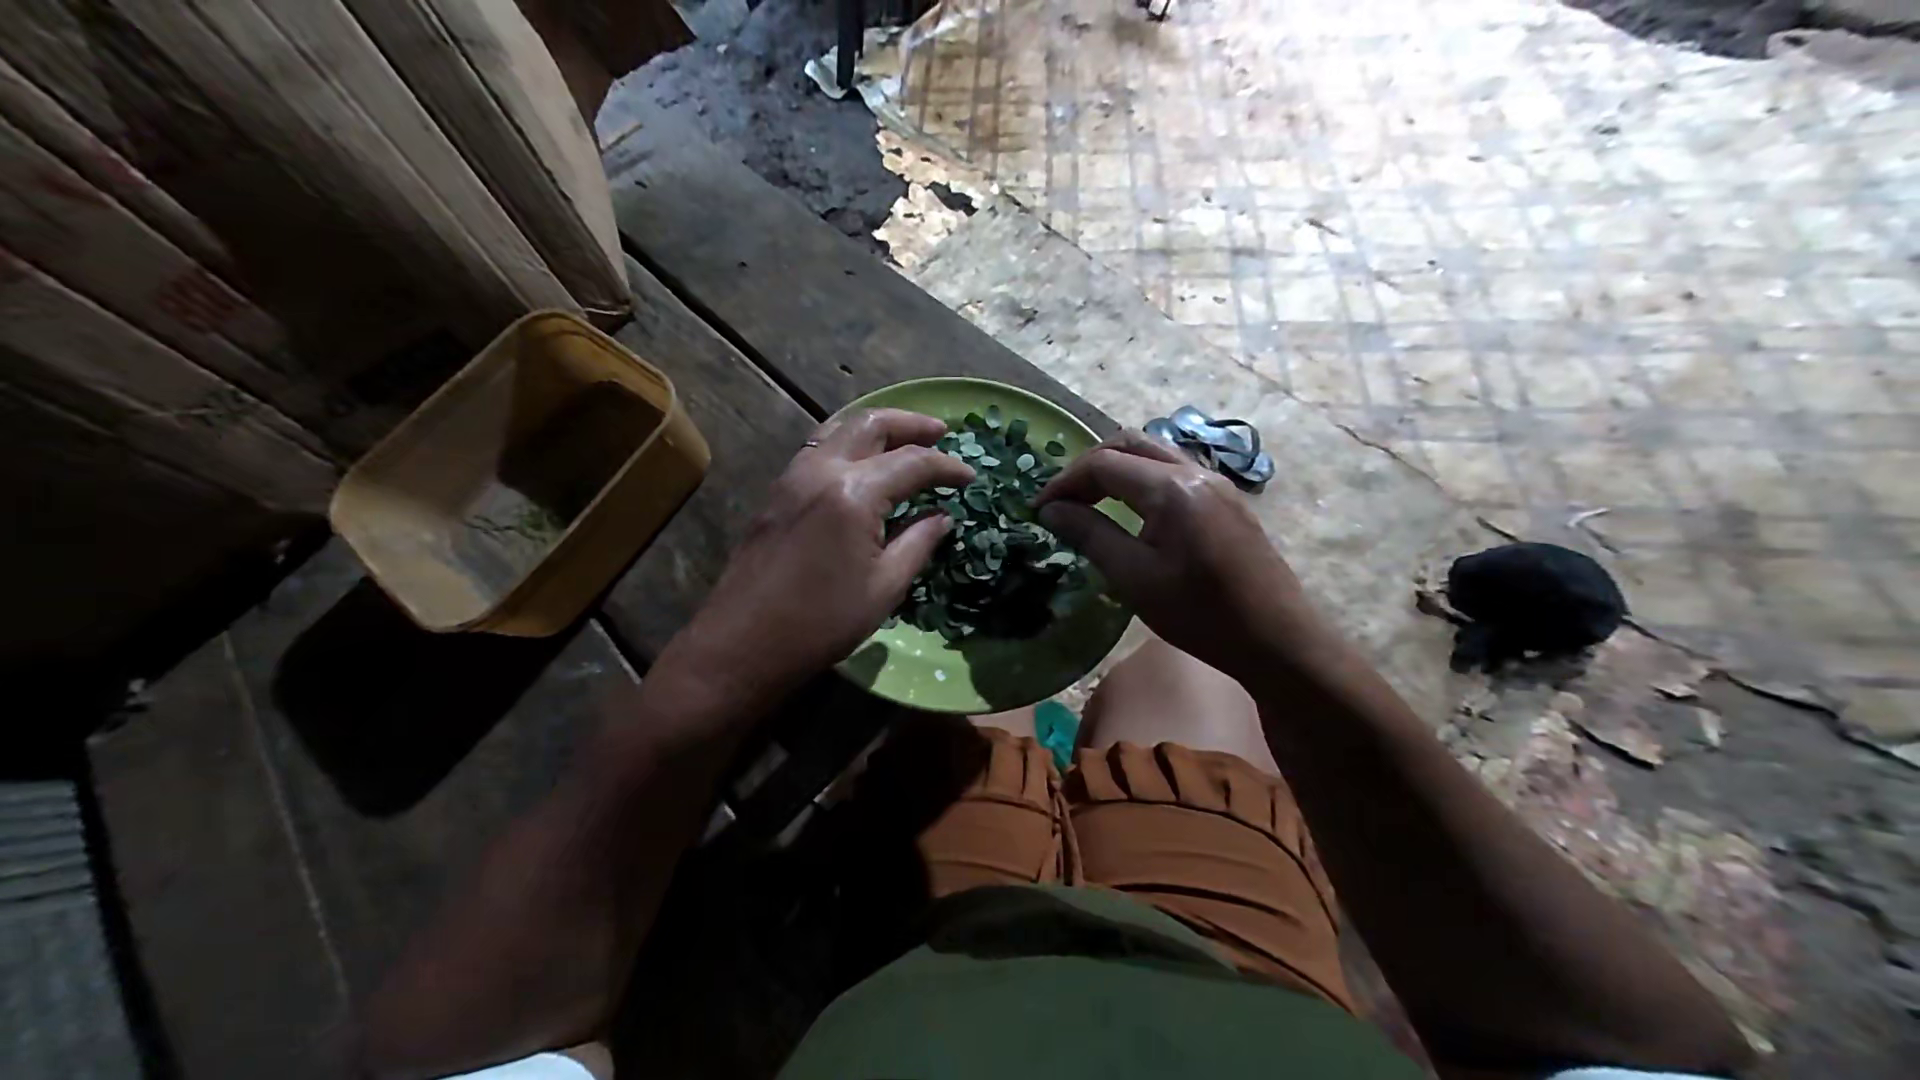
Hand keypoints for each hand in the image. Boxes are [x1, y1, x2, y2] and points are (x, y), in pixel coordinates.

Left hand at [662, 408, 974, 713]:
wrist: (744, 643)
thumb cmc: (822, 622)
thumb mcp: (885, 587)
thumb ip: (919, 542)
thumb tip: (941, 516)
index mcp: (852, 492)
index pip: (912, 462)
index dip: (947, 467)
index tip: (970, 477)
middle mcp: (820, 470)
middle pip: (872, 424)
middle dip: (911, 424)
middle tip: (941, 432)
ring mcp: (792, 477)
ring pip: (839, 428)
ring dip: (877, 427)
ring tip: (905, 439)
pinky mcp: (777, 492)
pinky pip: (819, 448)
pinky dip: (849, 443)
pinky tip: (864, 464)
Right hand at [1035, 430, 1336, 681]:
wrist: (1276, 638)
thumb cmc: (1200, 615)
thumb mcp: (1134, 578)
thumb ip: (1090, 535)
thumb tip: (1051, 510)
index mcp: (1170, 489)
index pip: (1103, 464)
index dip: (1064, 482)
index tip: (1039, 509)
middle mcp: (1195, 471)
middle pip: (1129, 443)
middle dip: (1088, 466)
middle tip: (1063, 499)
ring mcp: (1216, 482)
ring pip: (1153, 452)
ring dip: (1116, 467)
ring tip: (1090, 501)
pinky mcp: (1226, 498)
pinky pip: (1173, 469)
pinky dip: (1141, 477)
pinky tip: (1131, 510)